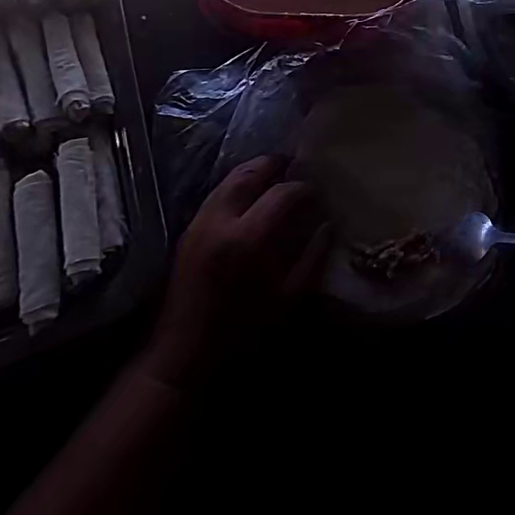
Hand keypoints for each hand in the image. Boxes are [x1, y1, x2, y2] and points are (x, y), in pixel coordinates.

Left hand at [139, 156, 328, 390]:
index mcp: (248, 238)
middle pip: (249, 174)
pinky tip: (250, 195)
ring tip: (274, 174)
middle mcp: (220, 221)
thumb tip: (329, 225)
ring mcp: (200, 222)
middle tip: (293, 163)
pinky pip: (215, 194)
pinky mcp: (189, 229)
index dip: (303, 188)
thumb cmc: (243, 331)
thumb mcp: (288, 298)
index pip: (281, 194)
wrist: (186, 351)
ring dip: (253, 171)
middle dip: (273, 164)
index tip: (317, 192)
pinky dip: (236, 185)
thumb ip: (312, 257)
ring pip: (228, 180)